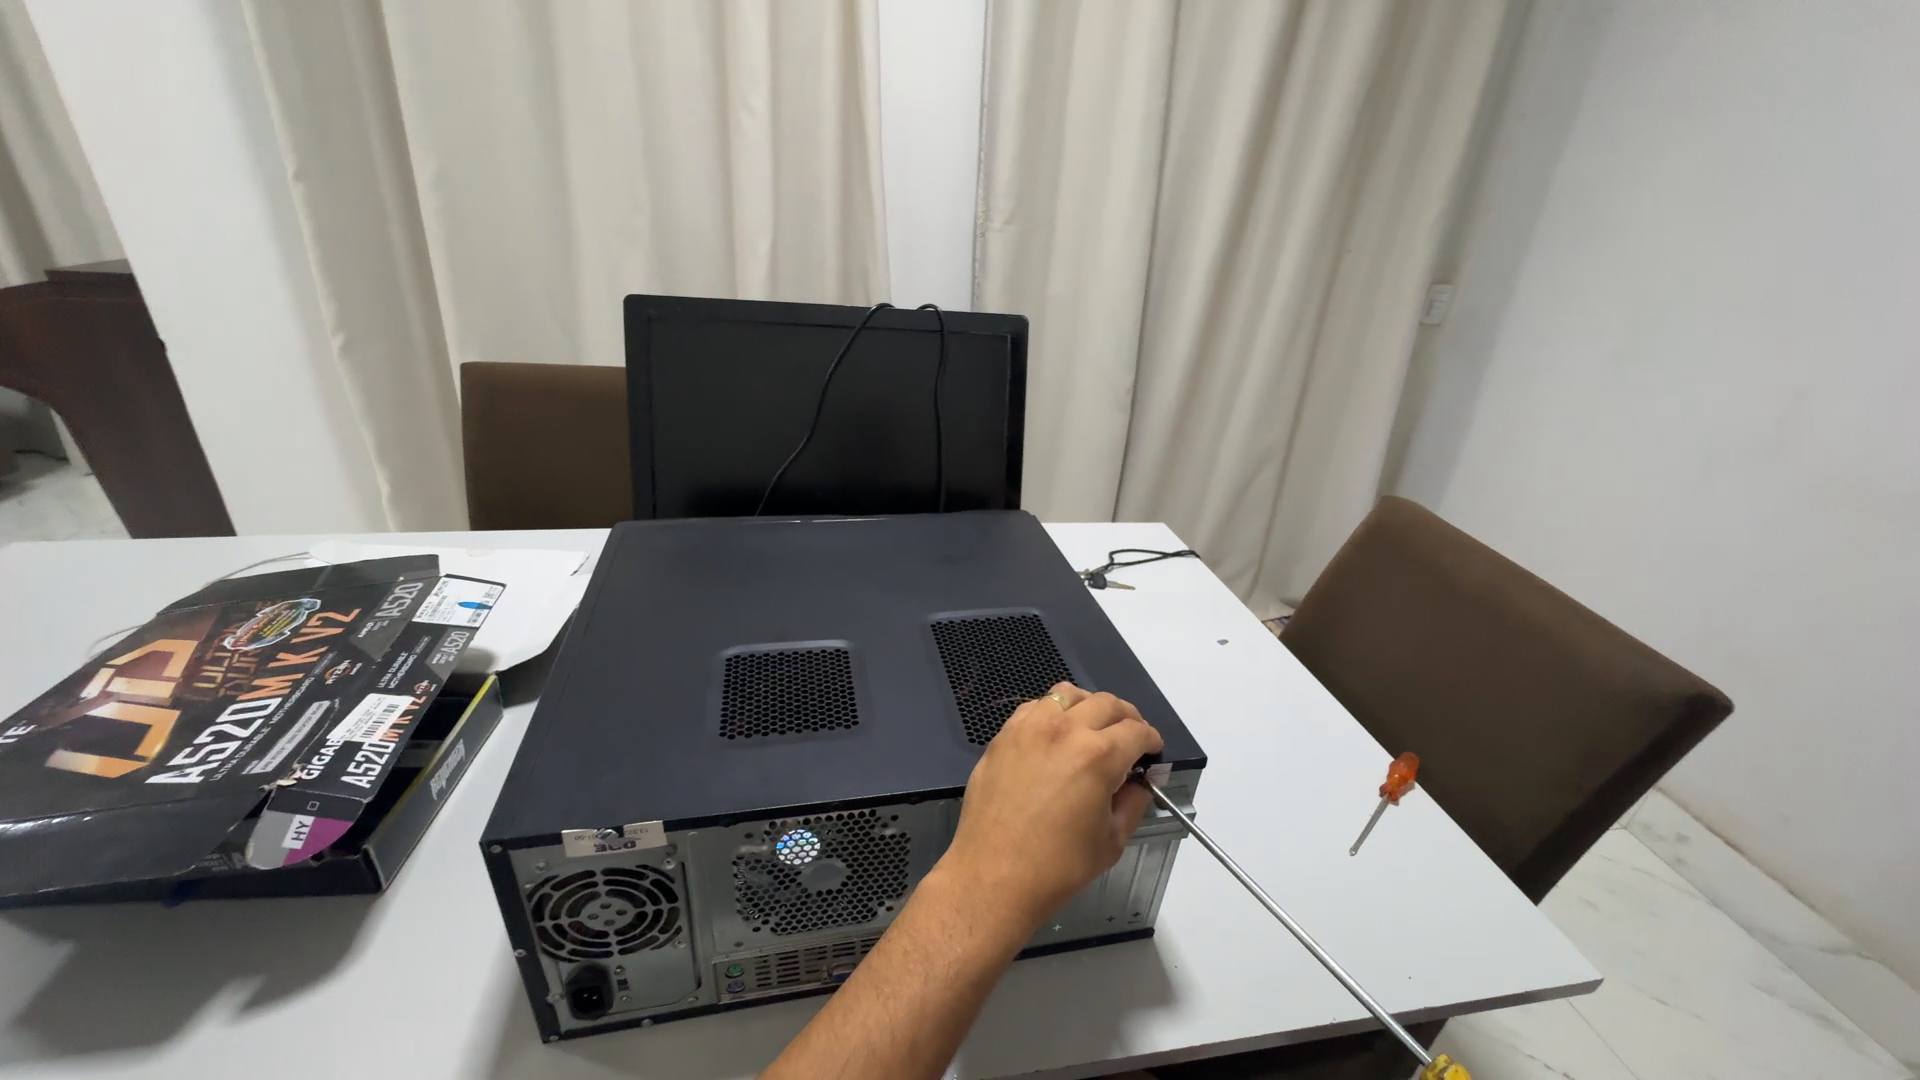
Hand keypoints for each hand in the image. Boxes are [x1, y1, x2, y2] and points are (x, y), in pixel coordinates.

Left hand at [936, 682, 1163, 930]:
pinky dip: (1053, 712)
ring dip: (1089, 705)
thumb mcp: (1111, 840)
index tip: (1153, 751)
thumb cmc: (1057, 865)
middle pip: (1106, 703)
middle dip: (1127, 717)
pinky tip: (1055, 734)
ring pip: (1068, 694)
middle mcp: (1065, 730)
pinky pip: (1034, 707)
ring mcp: (1030, 728)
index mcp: (1098, 755)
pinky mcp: (1004, 735)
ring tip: (1094, 726)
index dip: (1151, 740)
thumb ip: (1132, 802)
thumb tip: (1139, 782)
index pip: (1137, 731)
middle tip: (1131, 736)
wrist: (994, 874)